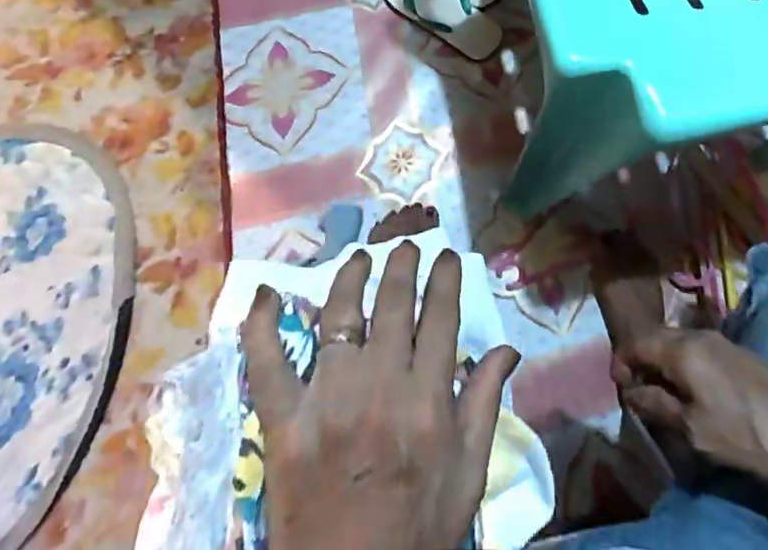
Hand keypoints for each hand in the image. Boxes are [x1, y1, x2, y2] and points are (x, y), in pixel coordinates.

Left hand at [242, 242, 520, 549]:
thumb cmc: (418, 528)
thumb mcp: (468, 476)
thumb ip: (484, 405)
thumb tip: (506, 348)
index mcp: (427, 400)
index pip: (440, 318)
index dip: (445, 279)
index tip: (446, 256)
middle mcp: (379, 384)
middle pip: (393, 304)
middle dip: (402, 265)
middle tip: (405, 246)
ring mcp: (328, 395)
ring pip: (339, 314)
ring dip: (351, 276)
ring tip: (360, 257)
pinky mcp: (284, 416)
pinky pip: (267, 358)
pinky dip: (262, 322)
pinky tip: (268, 293)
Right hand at [613, 329, 767, 549]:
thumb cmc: (742, 434)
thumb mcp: (690, 428)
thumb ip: (654, 405)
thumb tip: (630, 393)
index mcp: (681, 347)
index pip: (636, 343)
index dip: (622, 362)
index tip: (620, 386)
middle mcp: (699, 334)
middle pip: (657, 338)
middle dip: (642, 360)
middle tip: (638, 389)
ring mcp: (723, 341)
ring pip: (679, 342)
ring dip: (665, 362)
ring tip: (664, 391)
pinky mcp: (742, 354)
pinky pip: (699, 349)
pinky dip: (686, 364)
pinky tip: (694, 389)